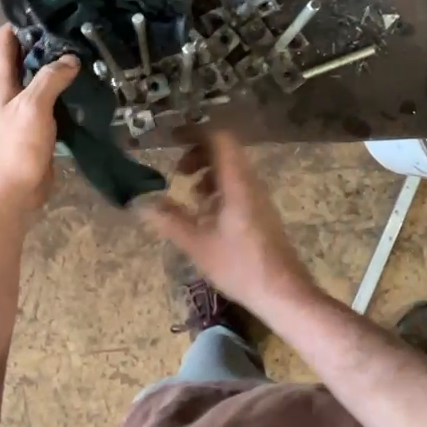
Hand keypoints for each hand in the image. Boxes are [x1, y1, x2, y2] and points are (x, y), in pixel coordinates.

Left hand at [0, 27, 78, 218]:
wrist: (9, 199)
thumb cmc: (13, 150)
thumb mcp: (32, 108)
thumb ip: (50, 79)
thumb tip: (70, 58)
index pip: (5, 38)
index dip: (24, 22)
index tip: (52, 11)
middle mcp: (7, 91)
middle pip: (26, 57)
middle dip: (49, 43)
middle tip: (79, 30)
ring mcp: (21, 110)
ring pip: (40, 80)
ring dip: (59, 69)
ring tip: (89, 53)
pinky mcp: (36, 128)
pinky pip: (51, 103)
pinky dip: (65, 93)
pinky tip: (87, 87)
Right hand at [135, 130, 318, 313]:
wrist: (284, 293)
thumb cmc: (240, 266)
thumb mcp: (197, 245)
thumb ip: (169, 221)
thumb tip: (142, 203)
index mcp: (237, 182)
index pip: (219, 139)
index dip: (194, 133)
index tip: (172, 139)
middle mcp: (250, 182)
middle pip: (225, 150)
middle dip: (198, 154)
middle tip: (178, 172)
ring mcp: (258, 197)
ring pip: (231, 168)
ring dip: (207, 172)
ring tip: (190, 195)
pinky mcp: (261, 211)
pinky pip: (237, 185)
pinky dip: (218, 188)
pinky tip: (206, 214)